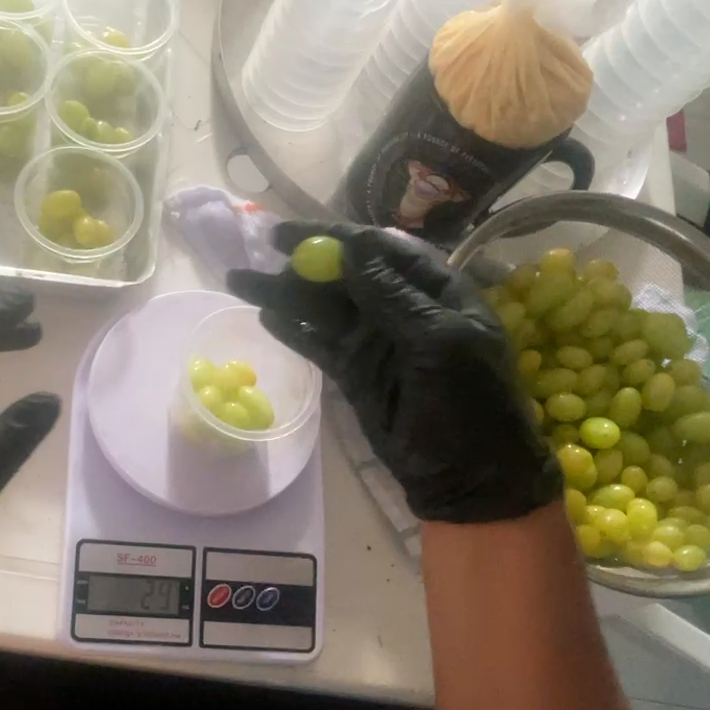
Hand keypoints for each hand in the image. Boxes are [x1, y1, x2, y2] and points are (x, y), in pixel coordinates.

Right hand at [228, 222, 559, 523]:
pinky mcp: (354, 373)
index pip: (379, 250)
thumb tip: (354, 248)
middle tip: (254, 255)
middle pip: (343, 276)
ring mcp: (375, 342)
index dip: (334, 236)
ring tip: (240, 284)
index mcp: (435, 291)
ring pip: (323, 309)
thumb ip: (394, 296)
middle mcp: (402, 309)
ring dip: (284, 295)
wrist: (465, 475)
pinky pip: (319, 343)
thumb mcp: (438, 342)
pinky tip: (266, 317)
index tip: (289, 234)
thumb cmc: (469, 406)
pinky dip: (294, 330)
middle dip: (300, 264)